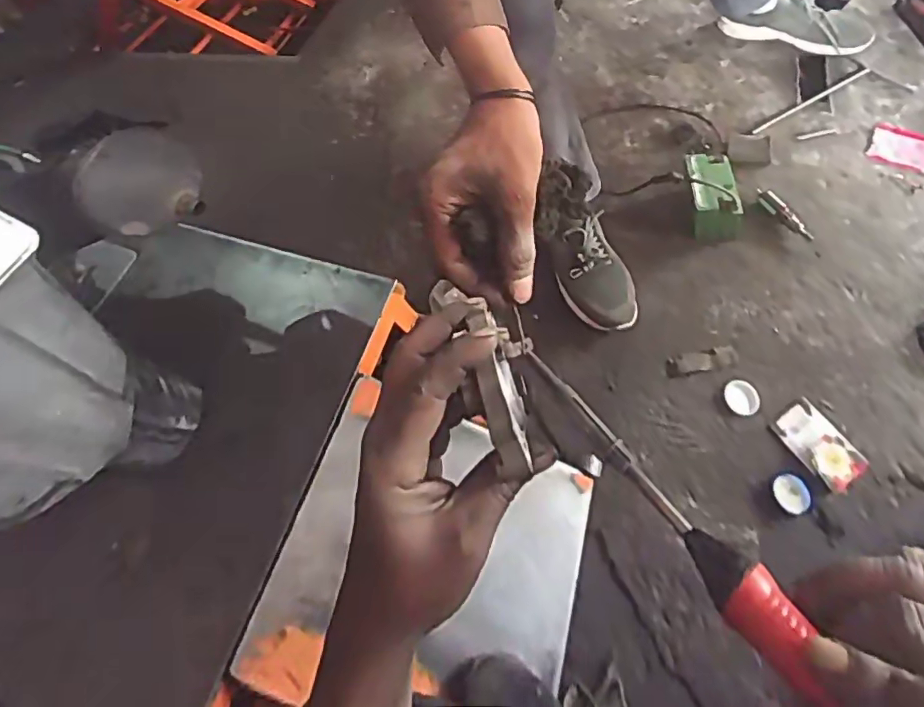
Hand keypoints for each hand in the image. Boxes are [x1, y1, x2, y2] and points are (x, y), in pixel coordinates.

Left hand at [311, 303, 535, 706]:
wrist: (379, 614)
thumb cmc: (417, 582)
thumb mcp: (466, 535)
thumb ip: (502, 480)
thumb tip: (544, 444)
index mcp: (392, 457)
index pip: (423, 389)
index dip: (457, 356)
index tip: (493, 338)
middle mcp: (385, 436)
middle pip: (405, 365)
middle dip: (438, 329)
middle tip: (480, 309)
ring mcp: (391, 438)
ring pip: (413, 375)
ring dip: (447, 348)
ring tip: (488, 335)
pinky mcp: (404, 445)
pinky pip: (426, 396)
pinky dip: (453, 378)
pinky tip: (484, 377)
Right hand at [423, 97, 542, 303]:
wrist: (508, 100)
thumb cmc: (510, 144)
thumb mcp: (517, 199)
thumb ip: (517, 247)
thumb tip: (519, 292)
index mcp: (434, 204)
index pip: (448, 260)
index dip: (475, 283)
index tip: (503, 297)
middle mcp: (431, 204)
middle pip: (453, 253)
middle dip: (482, 272)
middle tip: (512, 288)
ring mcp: (444, 196)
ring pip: (463, 240)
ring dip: (487, 256)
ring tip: (514, 273)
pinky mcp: (459, 190)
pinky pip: (469, 224)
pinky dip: (488, 238)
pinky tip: (509, 247)